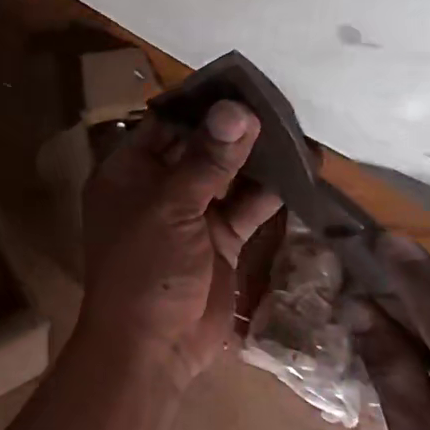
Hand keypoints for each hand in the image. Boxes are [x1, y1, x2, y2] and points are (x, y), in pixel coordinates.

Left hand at [78, 102, 280, 389]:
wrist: (152, 346)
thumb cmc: (145, 269)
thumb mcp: (171, 209)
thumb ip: (206, 161)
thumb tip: (237, 109)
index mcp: (127, 174)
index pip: (164, 126)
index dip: (199, 106)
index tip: (242, 83)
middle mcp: (157, 189)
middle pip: (199, 148)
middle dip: (235, 130)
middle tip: (280, 103)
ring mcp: (189, 216)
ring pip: (226, 177)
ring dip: (257, 159)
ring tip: (299, 131)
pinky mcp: (218, 242)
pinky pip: (245, 208)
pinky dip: (269, 194)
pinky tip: (301, 172)